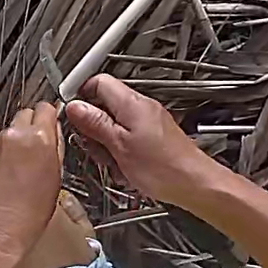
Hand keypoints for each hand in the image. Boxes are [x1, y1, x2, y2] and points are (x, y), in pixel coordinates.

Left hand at [0, 103, 65, 267]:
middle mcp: (14, 135)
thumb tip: (54, 135)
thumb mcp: (56, 179)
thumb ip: (56, 149)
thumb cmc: (27, 216)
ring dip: (16, 142)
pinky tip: (4, 175)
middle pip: (27, 114)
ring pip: (10, 131)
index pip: (47, 108)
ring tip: (19, 170)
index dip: (50, 118)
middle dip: (32, 127)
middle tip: (36, 149)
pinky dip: (0, 154)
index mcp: (39, 139)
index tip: (51, 125)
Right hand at [66, 75, 227, 206]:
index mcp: (132, 103)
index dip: (80, 96)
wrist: (196, 185)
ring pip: (113, 123)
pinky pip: (125, 137)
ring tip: (112, 160)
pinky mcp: (152, 136)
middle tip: (95, 146)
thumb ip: (94, 124)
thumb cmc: (164, 168)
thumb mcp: (119, 146)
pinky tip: (124, 166)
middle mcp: (141, 107)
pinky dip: (119, 151)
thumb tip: (73, 107)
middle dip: (92, 127)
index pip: (97, 81)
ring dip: (105, 143)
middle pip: (103, 104)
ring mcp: (148, 121)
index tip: (72, 115)